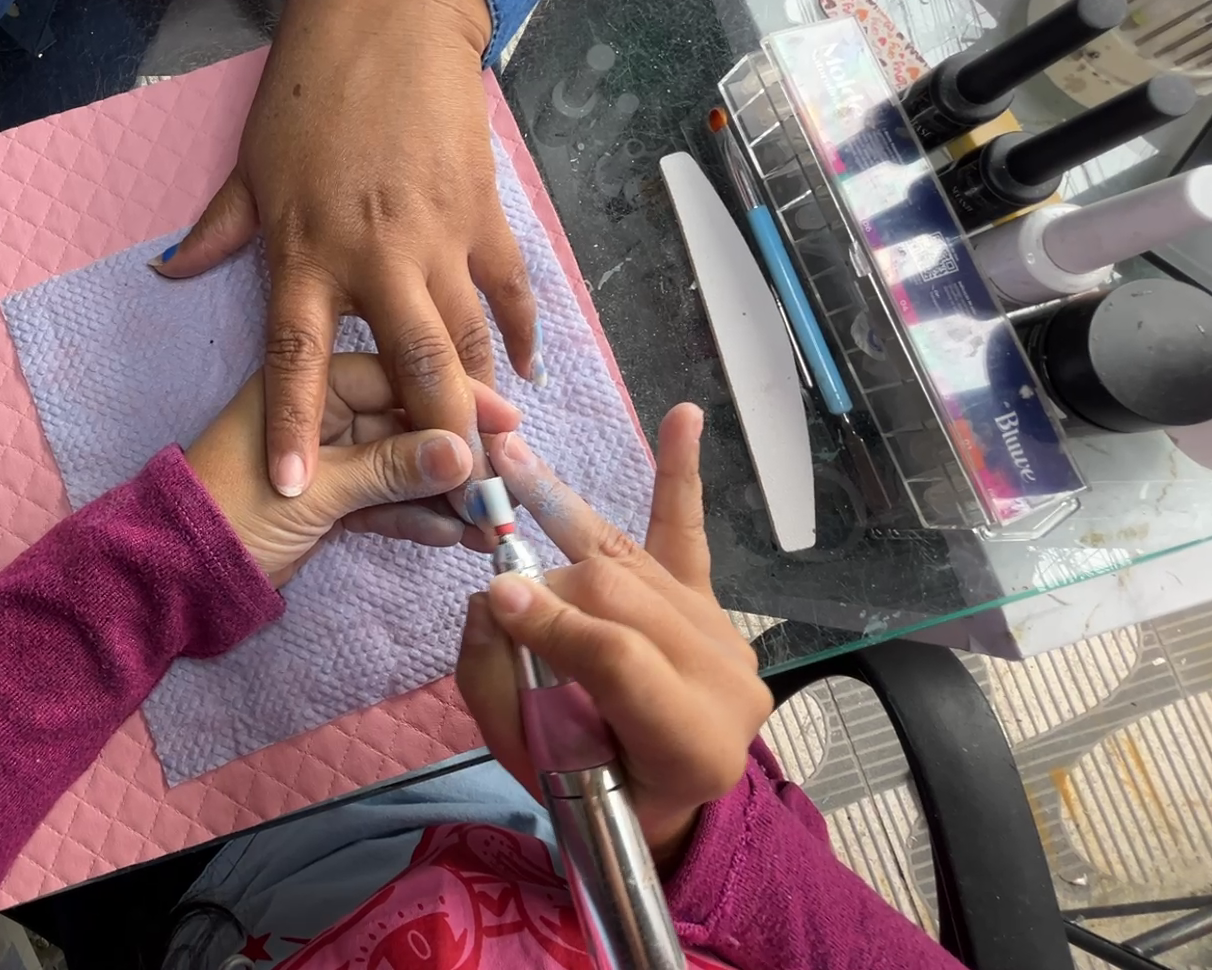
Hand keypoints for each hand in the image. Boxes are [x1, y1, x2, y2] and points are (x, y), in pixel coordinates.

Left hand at [153, 0, 538, 499]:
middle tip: (455, 490)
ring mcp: (438, 238)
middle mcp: (375, 259)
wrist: (390, 20)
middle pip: (410, 363)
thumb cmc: (309, 100)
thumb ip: (216, 232)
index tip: (291, 489)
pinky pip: (511, 290)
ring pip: (469, 337)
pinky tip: (526, 375)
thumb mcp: (250, 168)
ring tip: (493, 450)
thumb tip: (168, 270)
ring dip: (484, 398)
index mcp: (306, 256)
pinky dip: (524, 334)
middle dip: (436, 432)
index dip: (291, 429)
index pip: (295, 359)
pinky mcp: (485, 216)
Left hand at [187, 354, 519, 585]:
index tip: (504, 423)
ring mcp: (328, 456)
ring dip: (439, 494)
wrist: (181, 572)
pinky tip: (448, 535)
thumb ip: (390, 468)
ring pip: (399, 466)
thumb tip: (464, 452)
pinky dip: (410, 516)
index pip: (394, 377)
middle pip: (404, 424)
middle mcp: (321, 412)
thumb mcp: (318, 489)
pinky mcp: (331, 497)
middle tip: (504, 482)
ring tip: (486, 523)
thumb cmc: (237, 511)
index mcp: (304, 384)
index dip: (450, 399)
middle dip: (453, 456)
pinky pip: (381, 498)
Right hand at [454, 404, 771, 868]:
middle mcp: (722, 676)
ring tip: (509, 460)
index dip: (555, 621)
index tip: (494, 596)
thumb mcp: (528, 760)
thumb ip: (497, 685)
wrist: (664, 793)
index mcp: (687, 739)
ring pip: (626, 558)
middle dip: (546, 582)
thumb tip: (489, 599)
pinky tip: (682, 417)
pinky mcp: (707, 602)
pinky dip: (679, 476)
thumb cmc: (589, 784)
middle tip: (496, 580)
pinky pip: (684, 535)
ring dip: (560, 509)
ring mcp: (720, 631)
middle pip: (619, 593)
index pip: (619, 658)